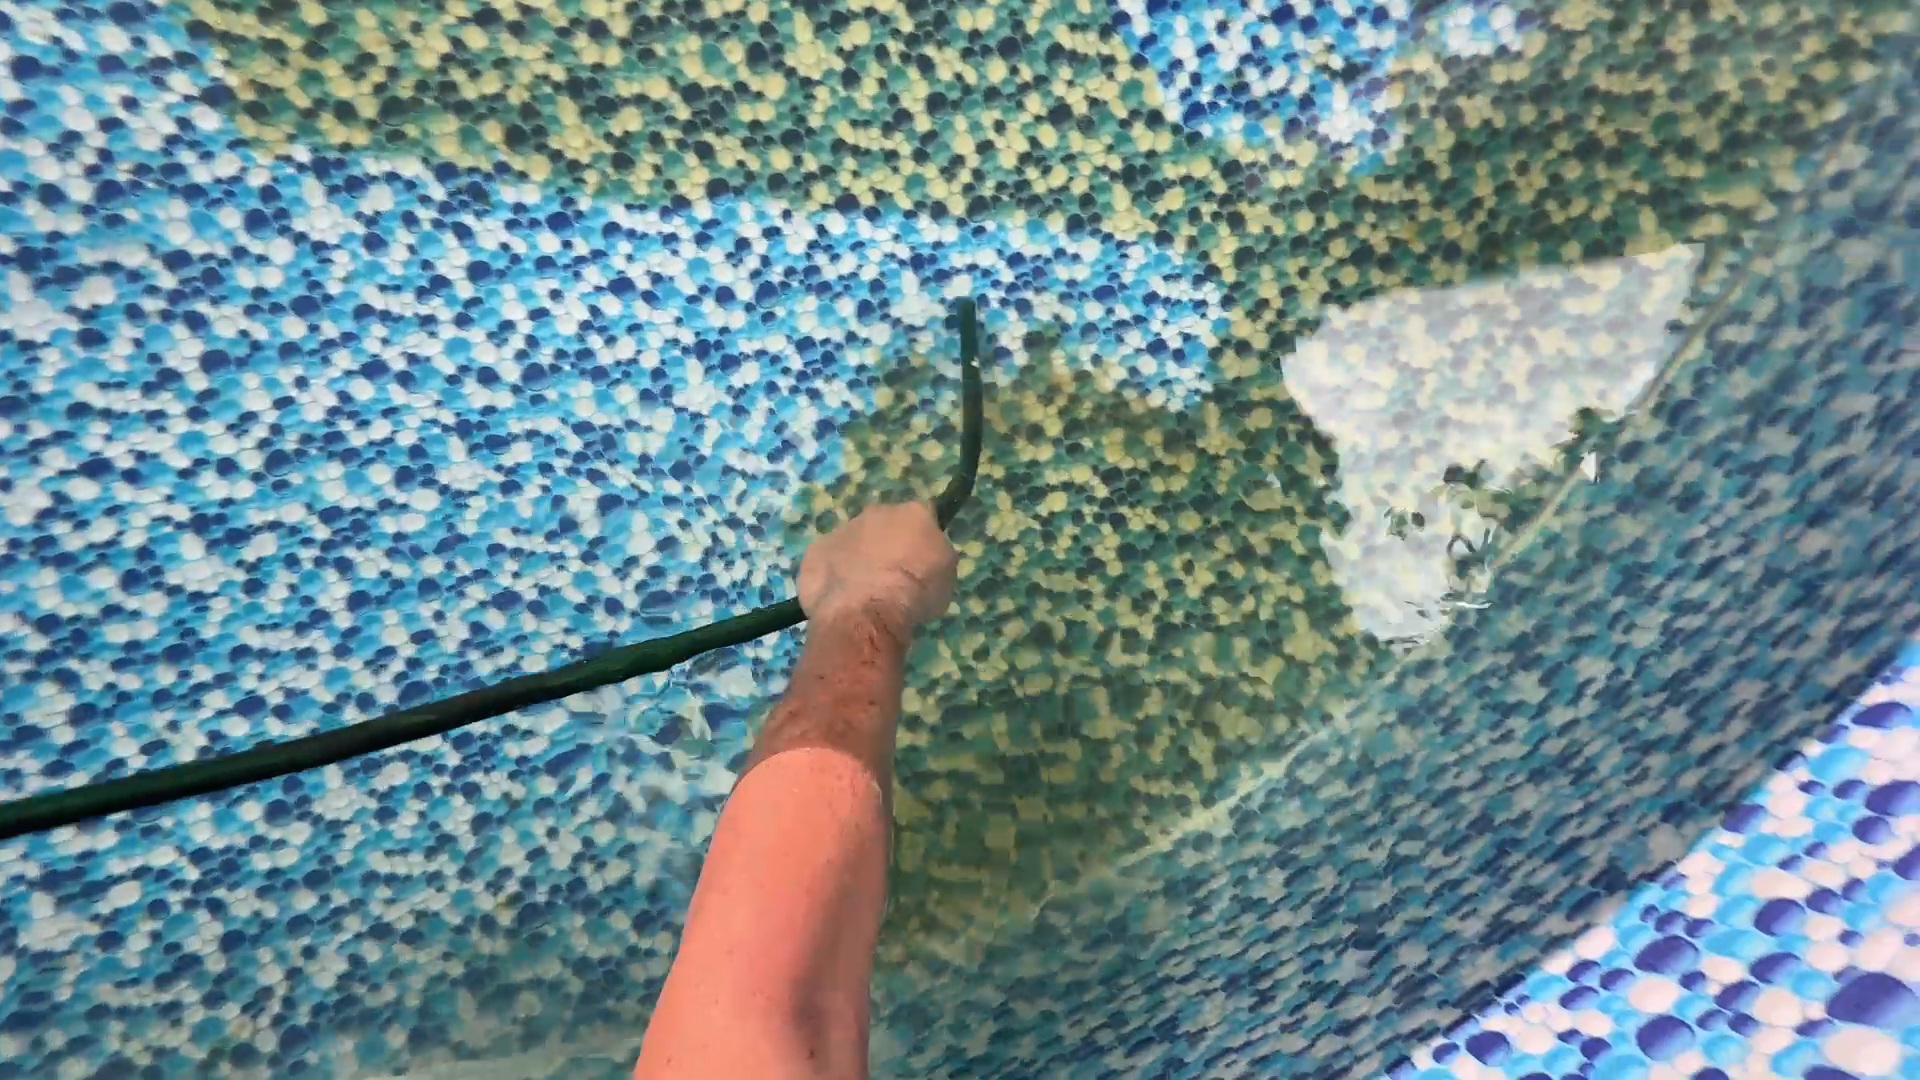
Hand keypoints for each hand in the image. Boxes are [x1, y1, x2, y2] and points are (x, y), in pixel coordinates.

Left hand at [798, 502, 957, 640]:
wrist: (866, 610)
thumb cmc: (916, 592)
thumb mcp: (947, 575)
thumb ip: (935, 556)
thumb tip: (924, 556)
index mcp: (913, 513)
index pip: (923, 515)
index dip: (922, 537)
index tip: (922, 559)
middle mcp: (876, 513)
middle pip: (884, 524)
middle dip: (887, 544)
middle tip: (892, 576)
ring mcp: (841, 530)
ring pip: (853, 541)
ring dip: (858, 558)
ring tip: (863, 592)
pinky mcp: (814, 552)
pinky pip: (827, 561)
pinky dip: (833, 575)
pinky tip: (840, 598)